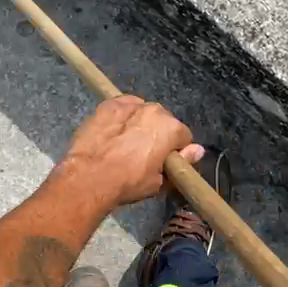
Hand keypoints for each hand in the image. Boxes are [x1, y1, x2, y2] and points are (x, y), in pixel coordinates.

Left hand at [54, 95, 201, 207]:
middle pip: (163, 121)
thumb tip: (197, 150)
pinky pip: (123, 106)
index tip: (165, 161)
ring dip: (140, 123)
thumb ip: (181, 162)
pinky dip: (123, 115)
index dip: (176, 150)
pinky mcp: (108, 104)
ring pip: (143, 112)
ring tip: (126, 142)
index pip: (183, 136)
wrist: (90, 176)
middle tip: (144, 153)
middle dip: (158, 134)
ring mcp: (130, 104)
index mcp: (171, 128)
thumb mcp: (159, 181)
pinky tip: (115, 130)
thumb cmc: (128, 182)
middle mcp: (154, 110)